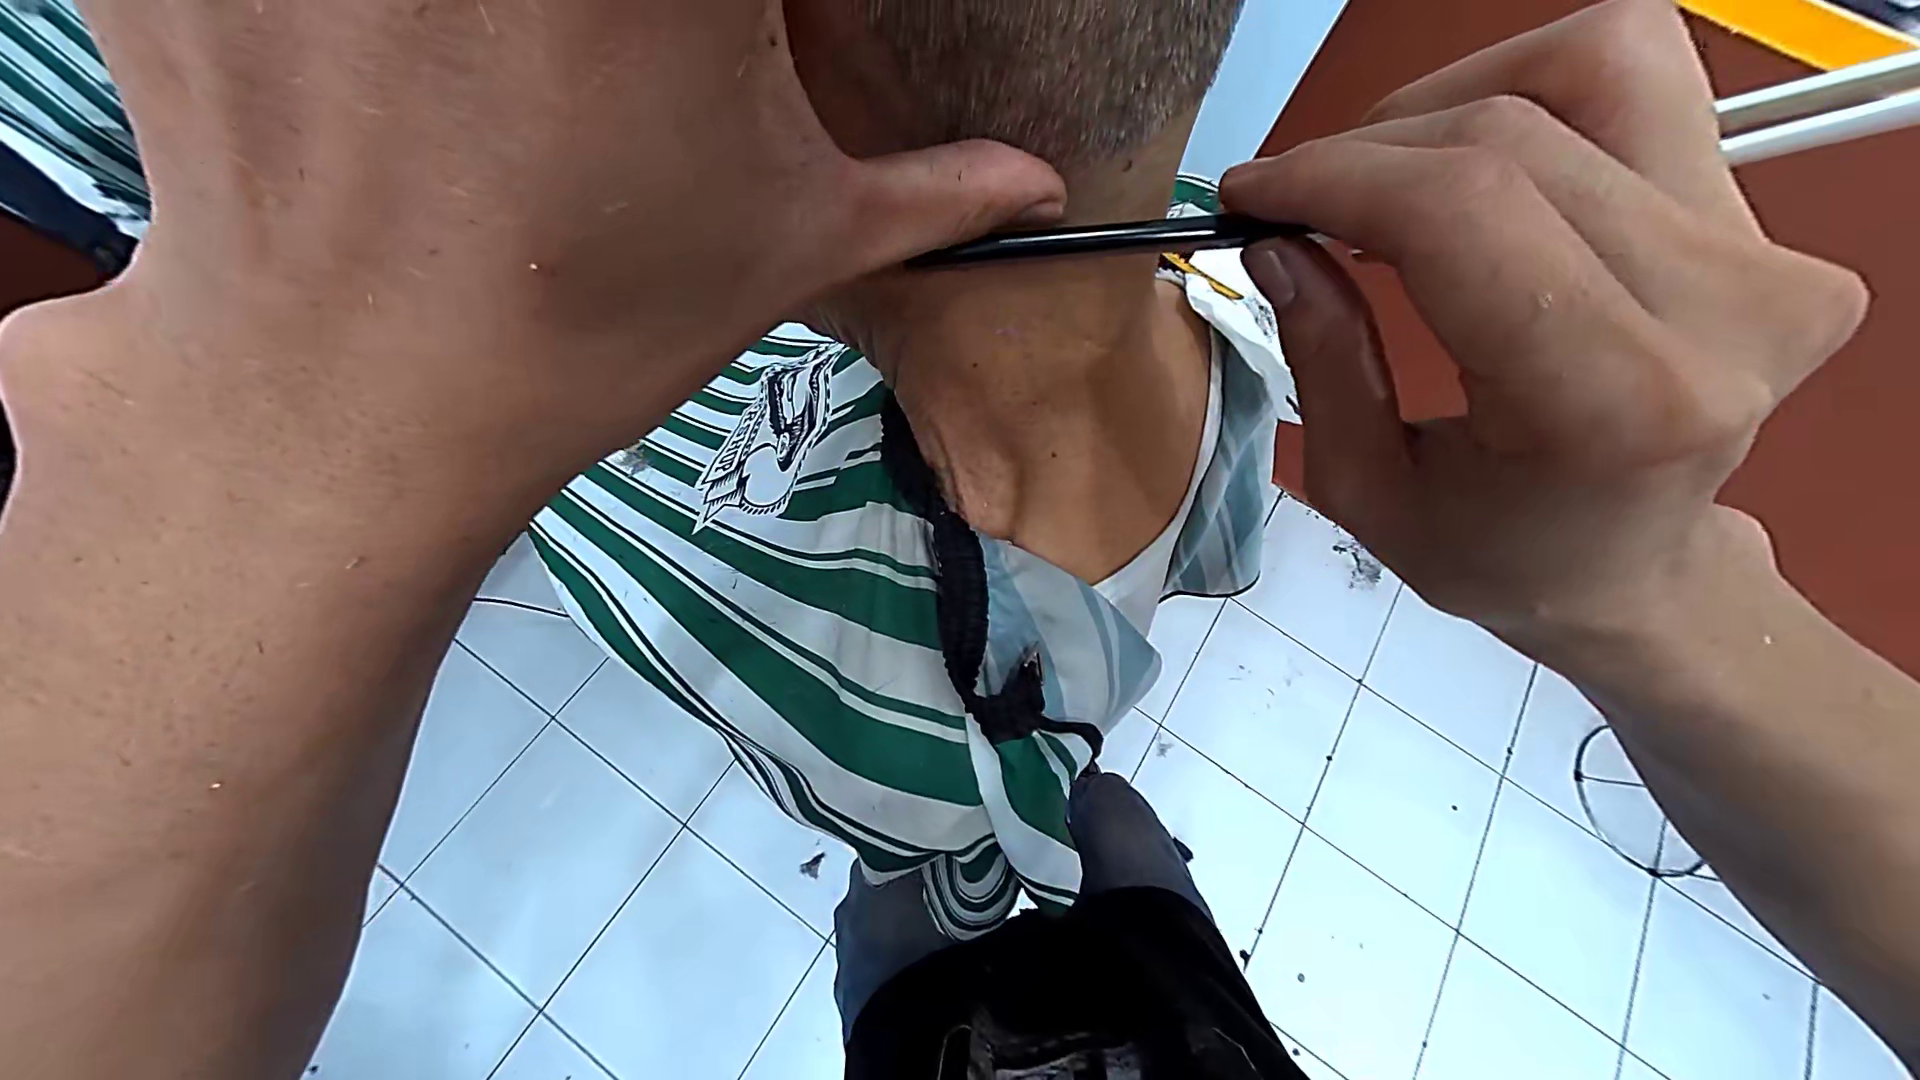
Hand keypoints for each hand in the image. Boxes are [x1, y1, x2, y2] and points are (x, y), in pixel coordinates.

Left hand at [18, 0, 1062, 505]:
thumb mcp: (799, 245)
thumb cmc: (615, 322)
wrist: (382, 395)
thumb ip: (938, 193)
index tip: (775, 52)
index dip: (782, 18)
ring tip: (576, 80)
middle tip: (684, 71)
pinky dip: (430, 14)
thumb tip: (1046, 187)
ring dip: (596, 34)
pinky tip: (454, 59)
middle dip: (708, 30)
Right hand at [1219, 0, 1867, 645]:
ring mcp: (1767, 246)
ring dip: (1438, 107)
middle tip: (1279, 198)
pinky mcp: (1768, 220)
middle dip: (1358, 152)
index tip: (1248, 195)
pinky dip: (1513, 104)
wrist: (1624, 569)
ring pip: (1592, 70)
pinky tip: (1443, 166)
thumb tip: (1275, 247)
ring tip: (1362, 178)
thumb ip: (1322, 358)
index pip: (1460, 213)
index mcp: (1601, 399)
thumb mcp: (1361, 485)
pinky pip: (1635, 92)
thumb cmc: (1479, 554)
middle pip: (1510, 137)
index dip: (1333, 180)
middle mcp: (1717, 301)